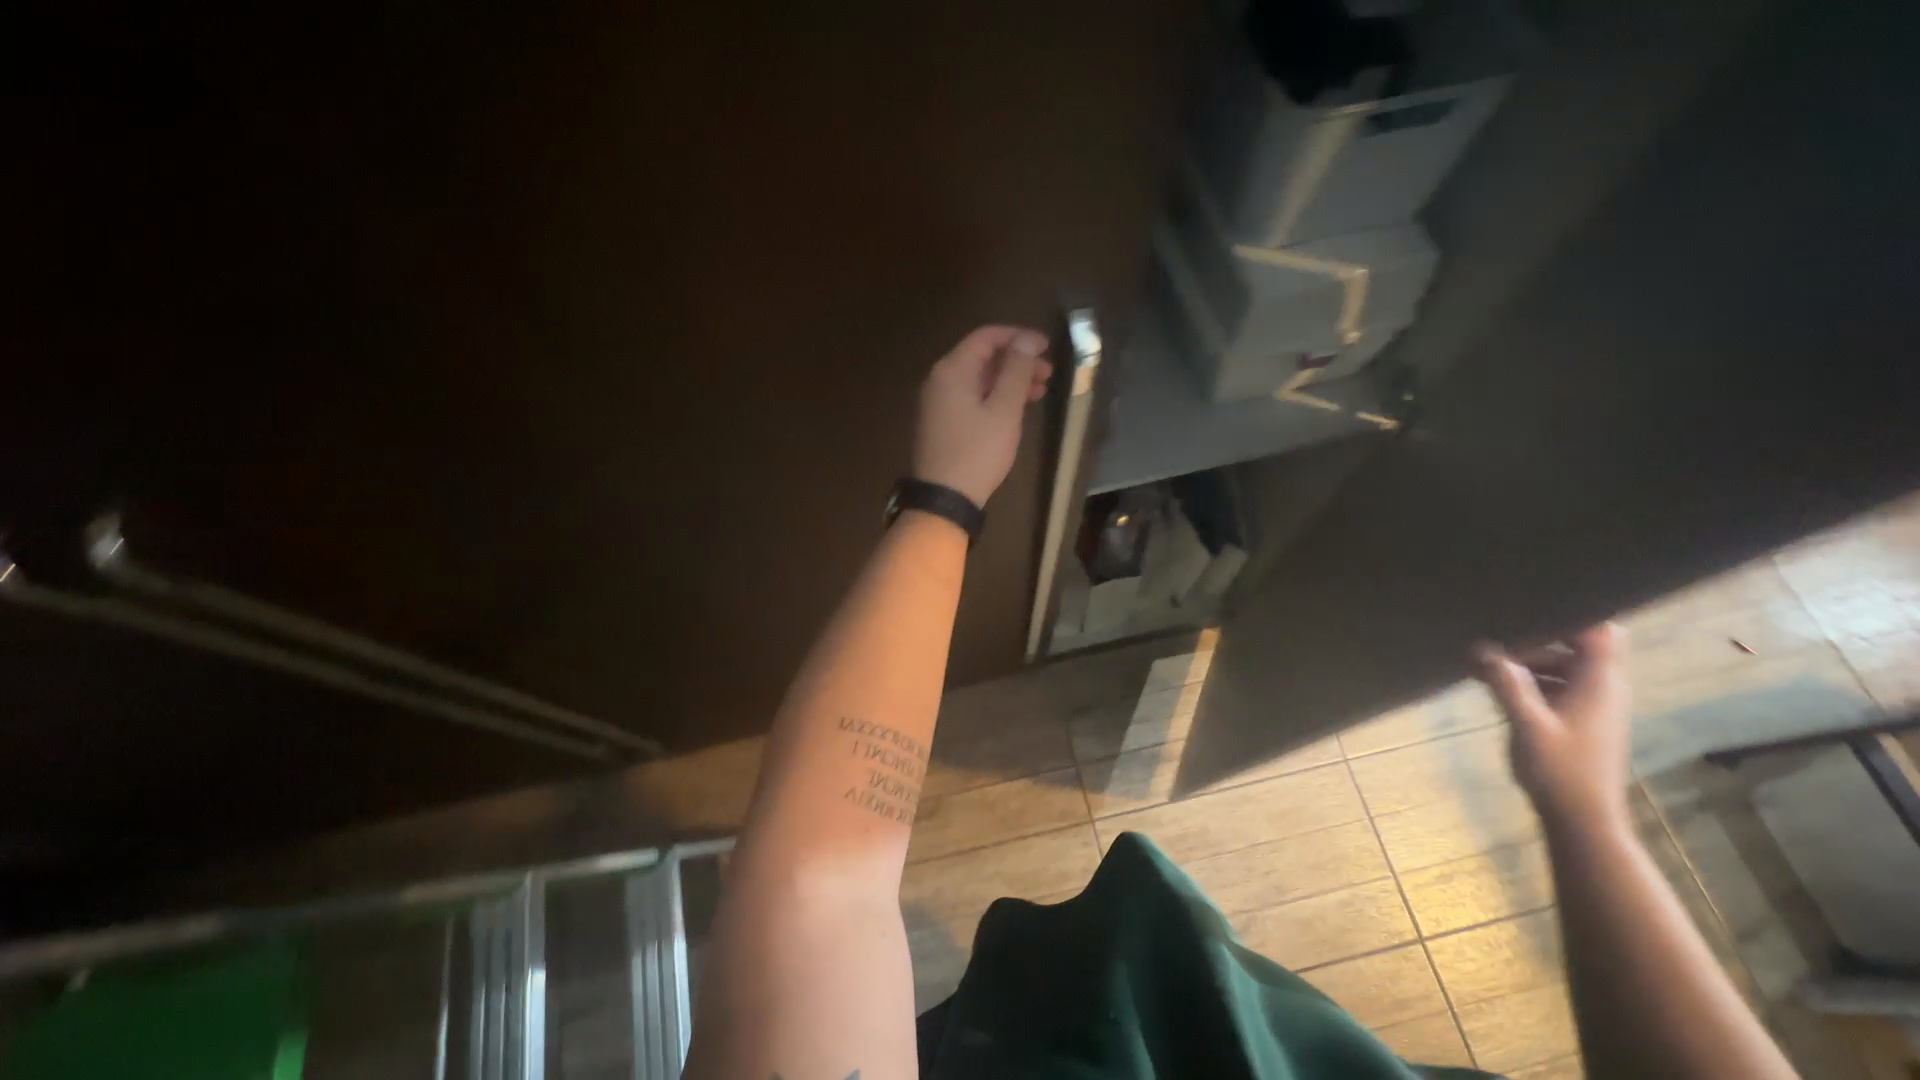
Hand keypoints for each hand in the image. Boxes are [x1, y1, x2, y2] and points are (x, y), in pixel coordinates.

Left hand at [912, 325, 1051, 506]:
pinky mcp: (942, 422)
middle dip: (1017, 361)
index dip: (1018, 336)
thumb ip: (1017, 371)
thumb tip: (1027, 339)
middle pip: (982, 357)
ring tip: (1040, 392)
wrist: (945, 499)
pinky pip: (972, 397)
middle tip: (1048, 373)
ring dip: (1009, 380)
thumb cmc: (977, 452)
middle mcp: (940, 380)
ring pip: (979, 379)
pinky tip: (1017, 408)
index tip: (1047, 346)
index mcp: (952, 370)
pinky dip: (995, 396)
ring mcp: (938, 402)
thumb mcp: (1004, 410)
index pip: (986, 337)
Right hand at [1474, 622, 1633, 831]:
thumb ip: (1506, 683)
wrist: (1584, 820)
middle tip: (1498, 640)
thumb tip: (1483, 650)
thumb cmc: (1561, 770)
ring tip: (1487, 665)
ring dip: (1531, 662)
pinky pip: (1562, 687)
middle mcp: (1604, 688)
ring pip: (1567, 667)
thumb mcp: (1527, 724)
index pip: (1601, 631)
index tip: (1530, 611)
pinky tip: (1500, 688)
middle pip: (1580, 645)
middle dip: (1539, 639)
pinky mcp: (1584, 721)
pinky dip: (1535, 682)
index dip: (1572, 615)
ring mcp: (1596, 706)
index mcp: (1599, 683)